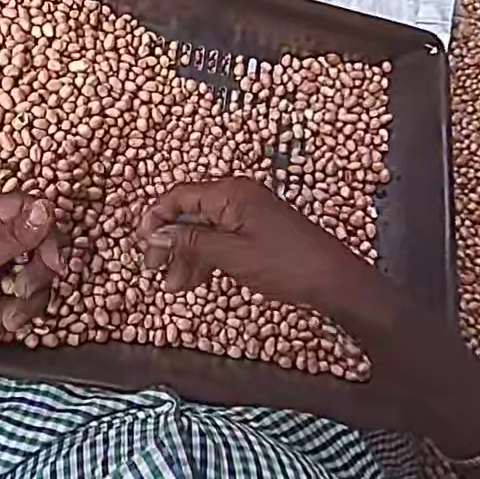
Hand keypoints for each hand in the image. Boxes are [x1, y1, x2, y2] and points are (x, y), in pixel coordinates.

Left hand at [0, 192, 62, 364]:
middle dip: (37, 269)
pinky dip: (20, 311)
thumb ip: (11, 237)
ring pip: (43, 270)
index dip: (44, 229)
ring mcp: (5, 263)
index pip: (27, 207)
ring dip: (27, 296)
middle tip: (23, 287)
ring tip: (3, 309)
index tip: (50, 255)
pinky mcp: (11, 291)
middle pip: (42, 239)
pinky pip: (36, 295)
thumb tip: (45, 211)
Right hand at [136, 177, 395, 322]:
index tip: (142, 244)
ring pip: (204, 228)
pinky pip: (221, 237)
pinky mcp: (257, 228)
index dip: (156, 218)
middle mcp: (236, 195)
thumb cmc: (286, 265)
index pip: (179, 197)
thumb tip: (155, 235)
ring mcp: (248, 212)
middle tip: (155, 269)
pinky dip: (207, 257)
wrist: (336, 281)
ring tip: (174, 285)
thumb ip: (190, 243)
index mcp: (230, 193)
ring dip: (187, 254)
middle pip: (190, 212)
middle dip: (170, 241)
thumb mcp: (231, 256)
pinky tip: (196, 279)